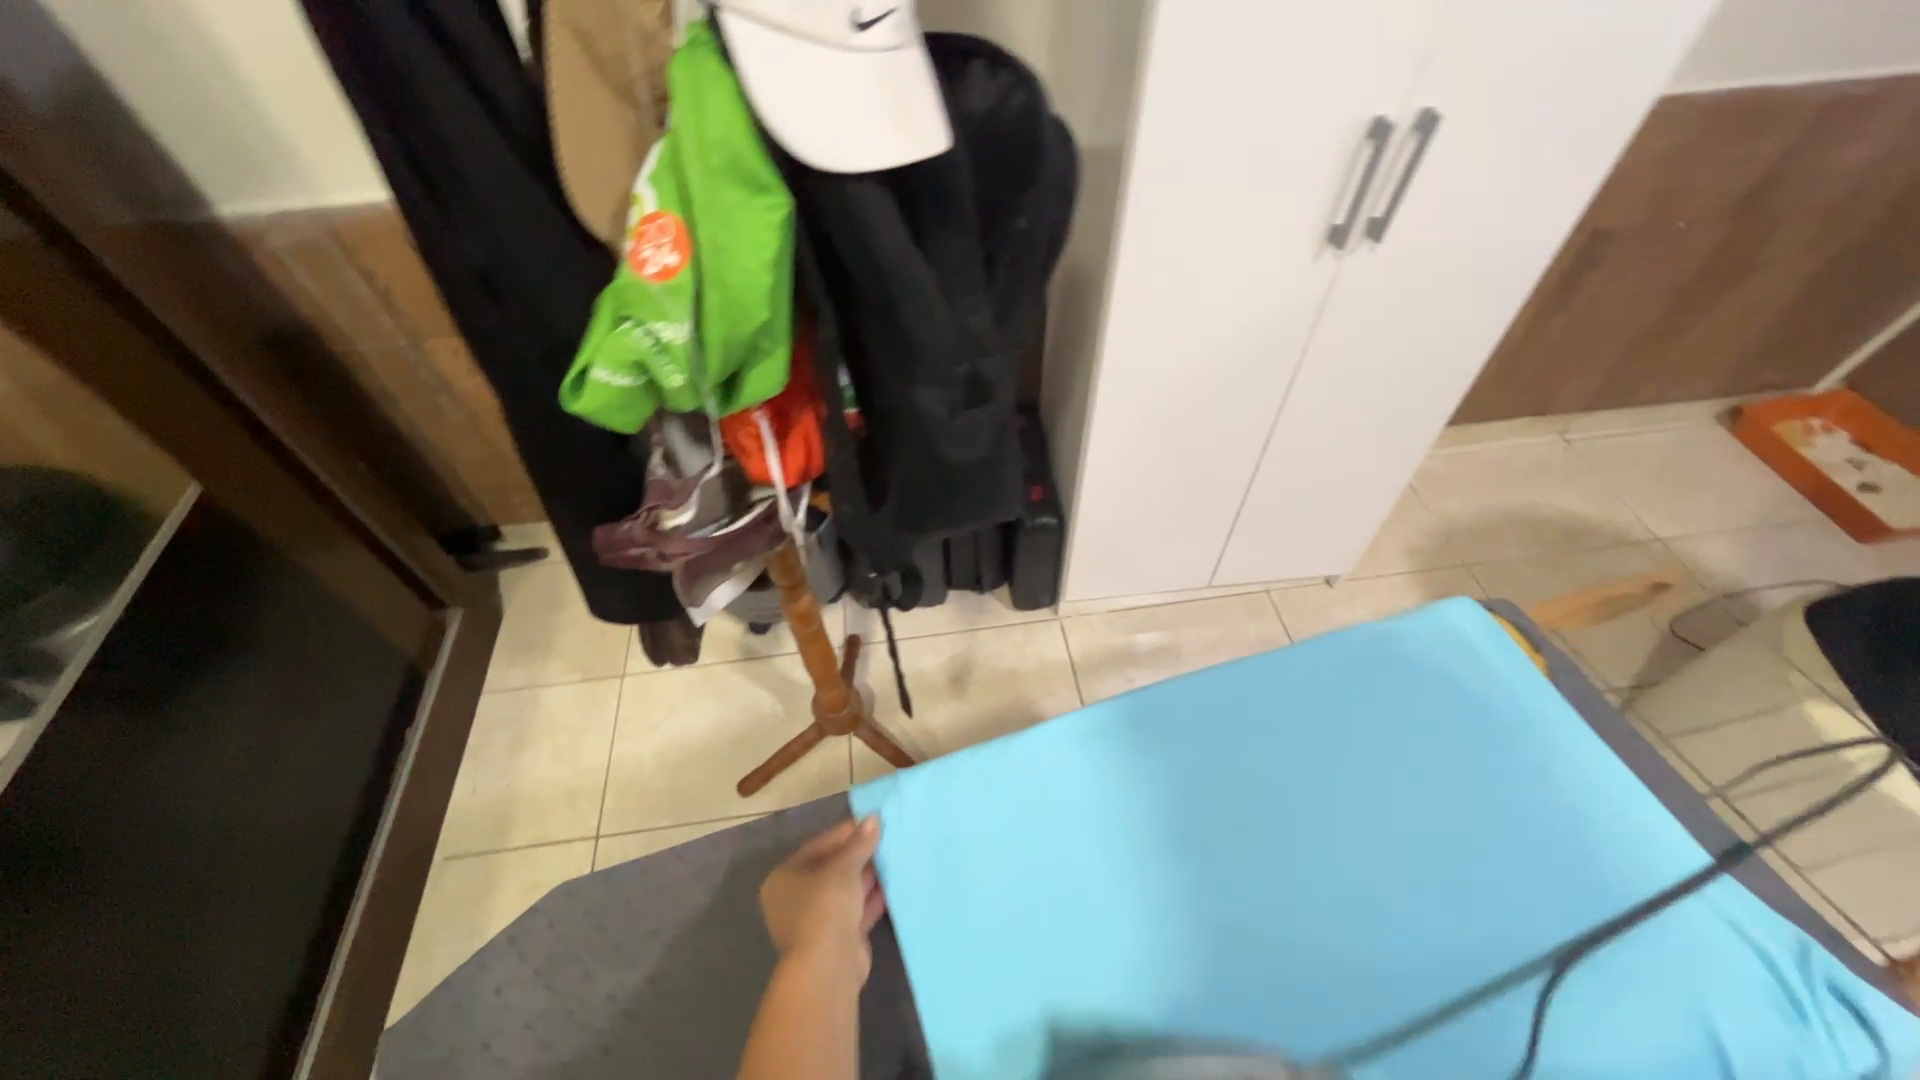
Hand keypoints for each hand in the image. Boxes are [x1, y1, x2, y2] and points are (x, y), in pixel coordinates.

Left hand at [759, 817, 886, 984]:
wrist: (828, 966)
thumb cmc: (825, 906)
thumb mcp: (843, 868)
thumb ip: (859, 843)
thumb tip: (873, 818)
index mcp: (784, 878)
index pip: (816, 847)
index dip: (844, 833)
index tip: (870, 822)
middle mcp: (795, 899)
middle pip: (830, 869)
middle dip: (858, 855)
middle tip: (885, 838)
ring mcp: (816, 921)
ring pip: (845, 891)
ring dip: (867, 877)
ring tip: (893, 857)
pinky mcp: (837, 938)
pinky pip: (855, 911)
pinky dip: (871, 899)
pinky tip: (893, 885)